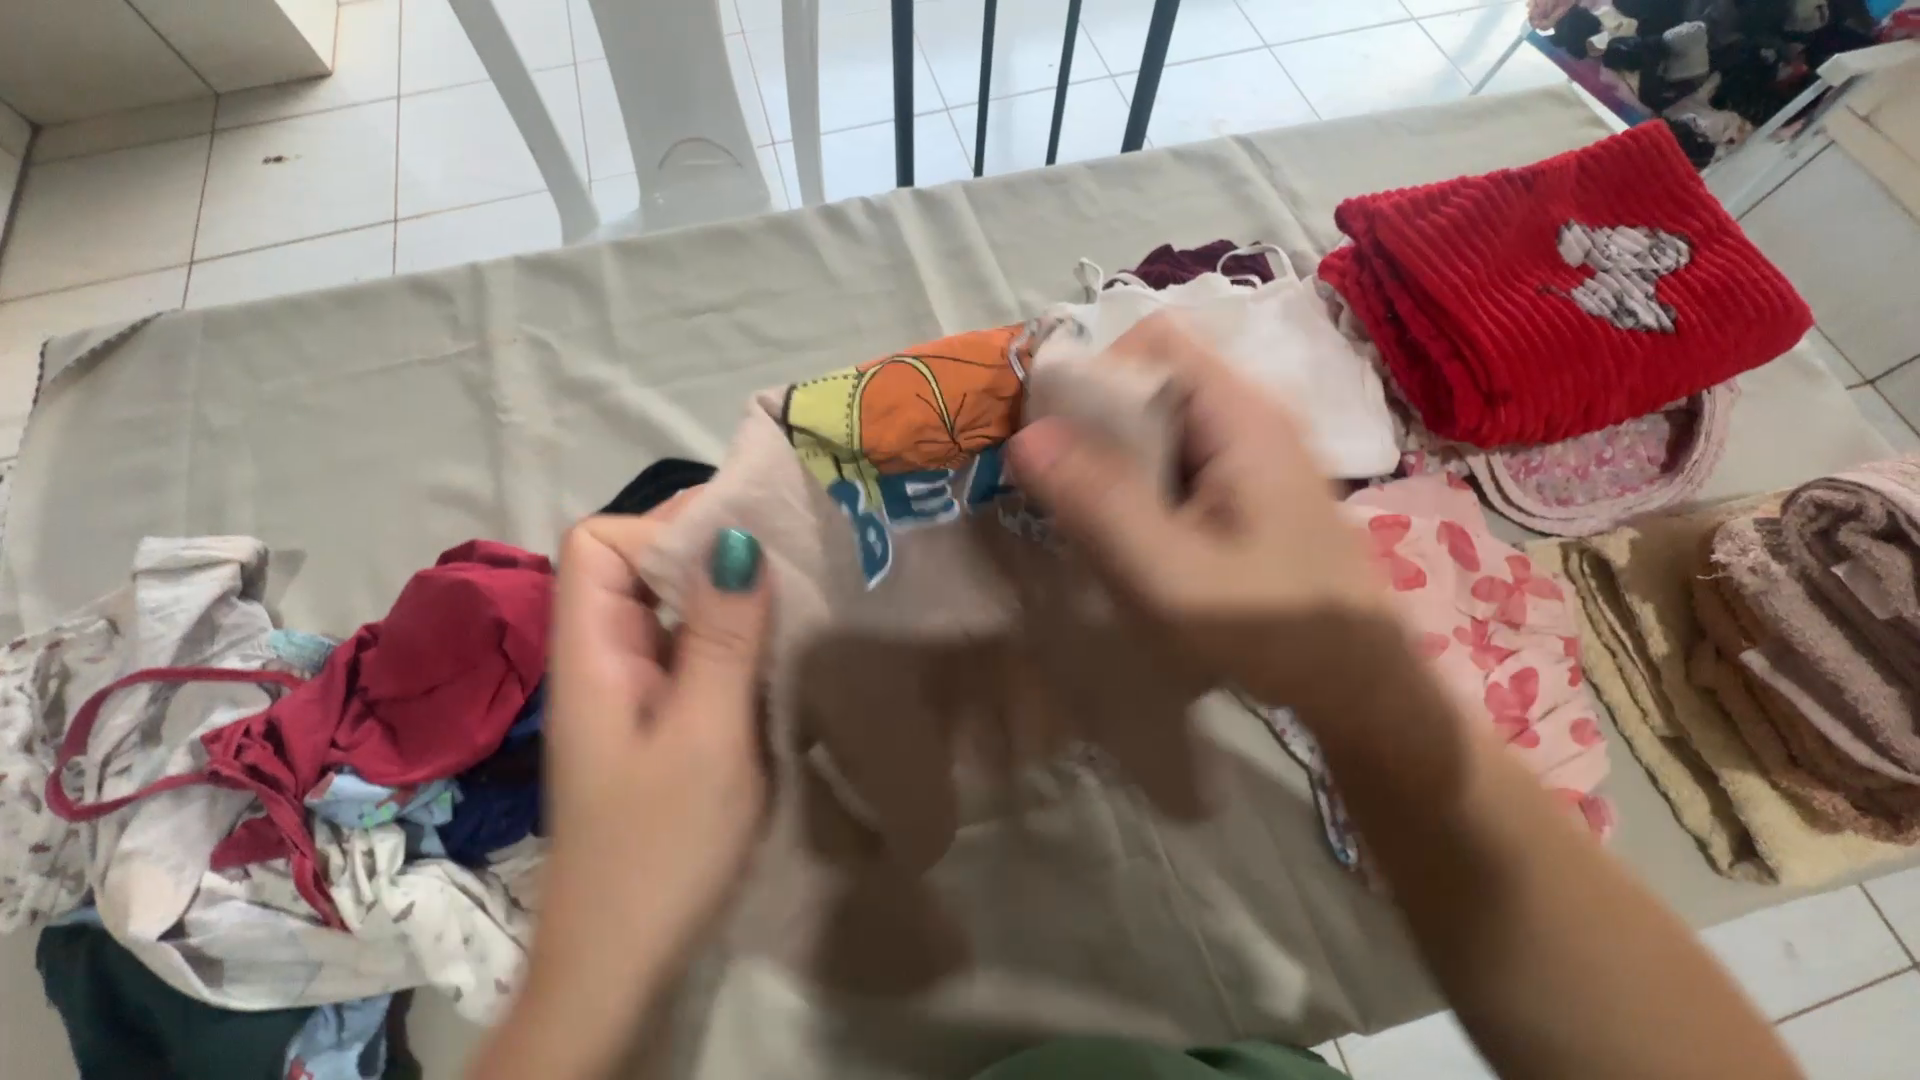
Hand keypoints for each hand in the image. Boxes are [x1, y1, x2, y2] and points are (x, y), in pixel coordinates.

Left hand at [478, 501, 770, 1079]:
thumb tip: (736, 536)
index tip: (742, 547)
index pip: (600, 544)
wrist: (625, 960)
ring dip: (733, 598)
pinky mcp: (664, 721)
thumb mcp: (705, 735)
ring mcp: (635, 692)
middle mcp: (606, 659)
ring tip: (802, 596)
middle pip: (640, 569)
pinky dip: (739, 640)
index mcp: (591, 652)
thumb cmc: (661, 847)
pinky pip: (697, 654)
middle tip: (792, 560)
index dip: (663, 530)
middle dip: (712, 554)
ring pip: (676, 612)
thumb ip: (720, 636)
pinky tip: (786, 651)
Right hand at [1007, 313, 1392, 709]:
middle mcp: (1253, 414)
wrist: (1359, 681)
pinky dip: (1143, 485)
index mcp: (1241, 414)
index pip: (1151, 341)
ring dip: (1116, 463)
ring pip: (1161, 423)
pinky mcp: (1253, 485)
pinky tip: (1141, 539)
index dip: (1093, 377)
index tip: (1057, 443)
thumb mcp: (1169, 573)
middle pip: (1153, 380)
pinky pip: (1180, 458)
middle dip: (1097, 428)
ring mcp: (1256, 450)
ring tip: (1102, 525)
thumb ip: (1099, 501)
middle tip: (1071, 496)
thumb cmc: (1268, 628)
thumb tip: (1025, 436)